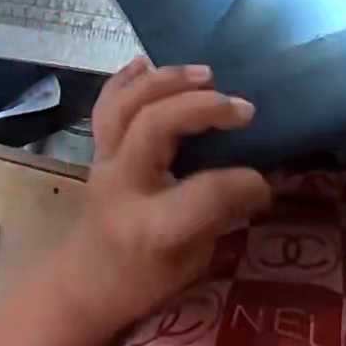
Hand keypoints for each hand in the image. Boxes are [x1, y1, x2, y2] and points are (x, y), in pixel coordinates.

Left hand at [48, 59, 272, 334]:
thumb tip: (258, 179)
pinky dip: (125, 80)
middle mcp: (123, 185)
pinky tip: (147, 62)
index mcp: (152, 226)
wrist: (82, 282)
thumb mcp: (193, 262)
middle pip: (153, 127)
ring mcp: (103, 162)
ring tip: (205, 74)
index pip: (203, 192)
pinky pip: (105, 106)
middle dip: (199, 107)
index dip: (243, 182)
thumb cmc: (142, 281)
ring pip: (125, 106)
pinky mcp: (96, 150)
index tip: (264, 181)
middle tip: (241, 105)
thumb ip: (221, 215)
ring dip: (165, 81)